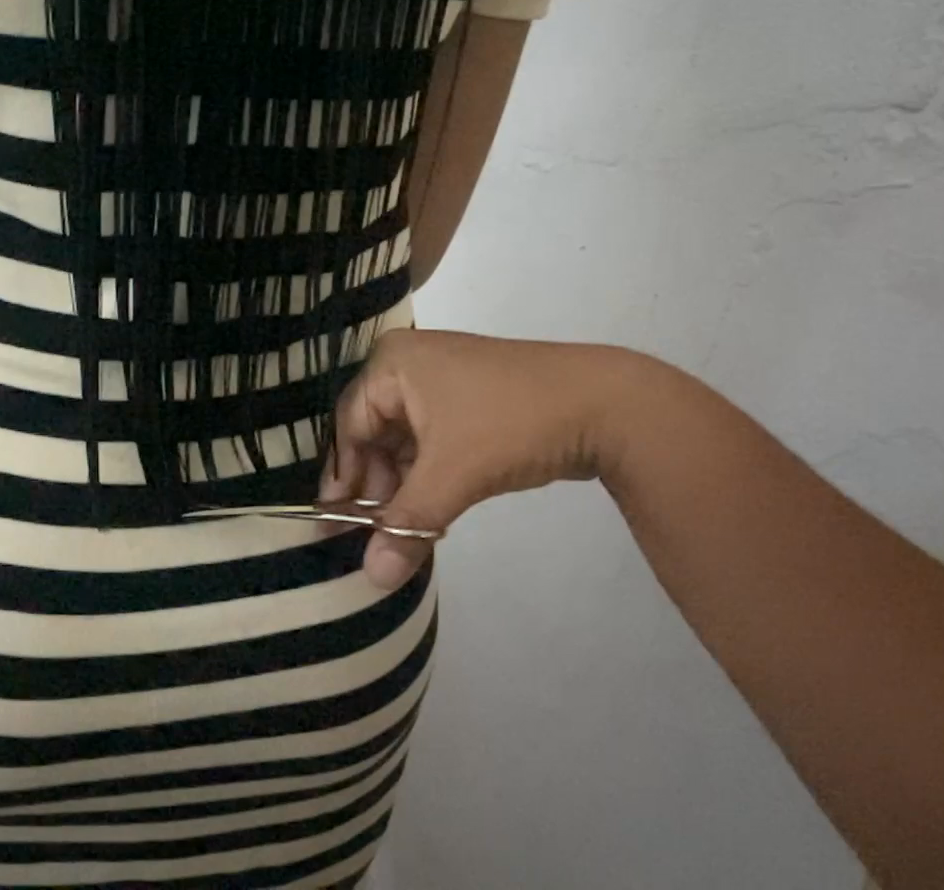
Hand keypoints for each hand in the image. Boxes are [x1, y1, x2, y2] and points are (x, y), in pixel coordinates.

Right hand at [320, 331, 648, 588]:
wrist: (611, 405)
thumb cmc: (513, 423)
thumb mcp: (453, 474)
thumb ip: (406, 525)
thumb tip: (372, 580)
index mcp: (393, 364)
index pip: (347, 427)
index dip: (340, 480)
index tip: (333, 528)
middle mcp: (410, 366)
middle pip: (373, 435)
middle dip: (374, 488)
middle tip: (369, 537)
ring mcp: (442, 383)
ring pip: (403, 444)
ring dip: (402, 489)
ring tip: (399, 533)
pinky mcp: (471, 404)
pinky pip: (431, 444)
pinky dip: (427, 479)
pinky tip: (425, 515)